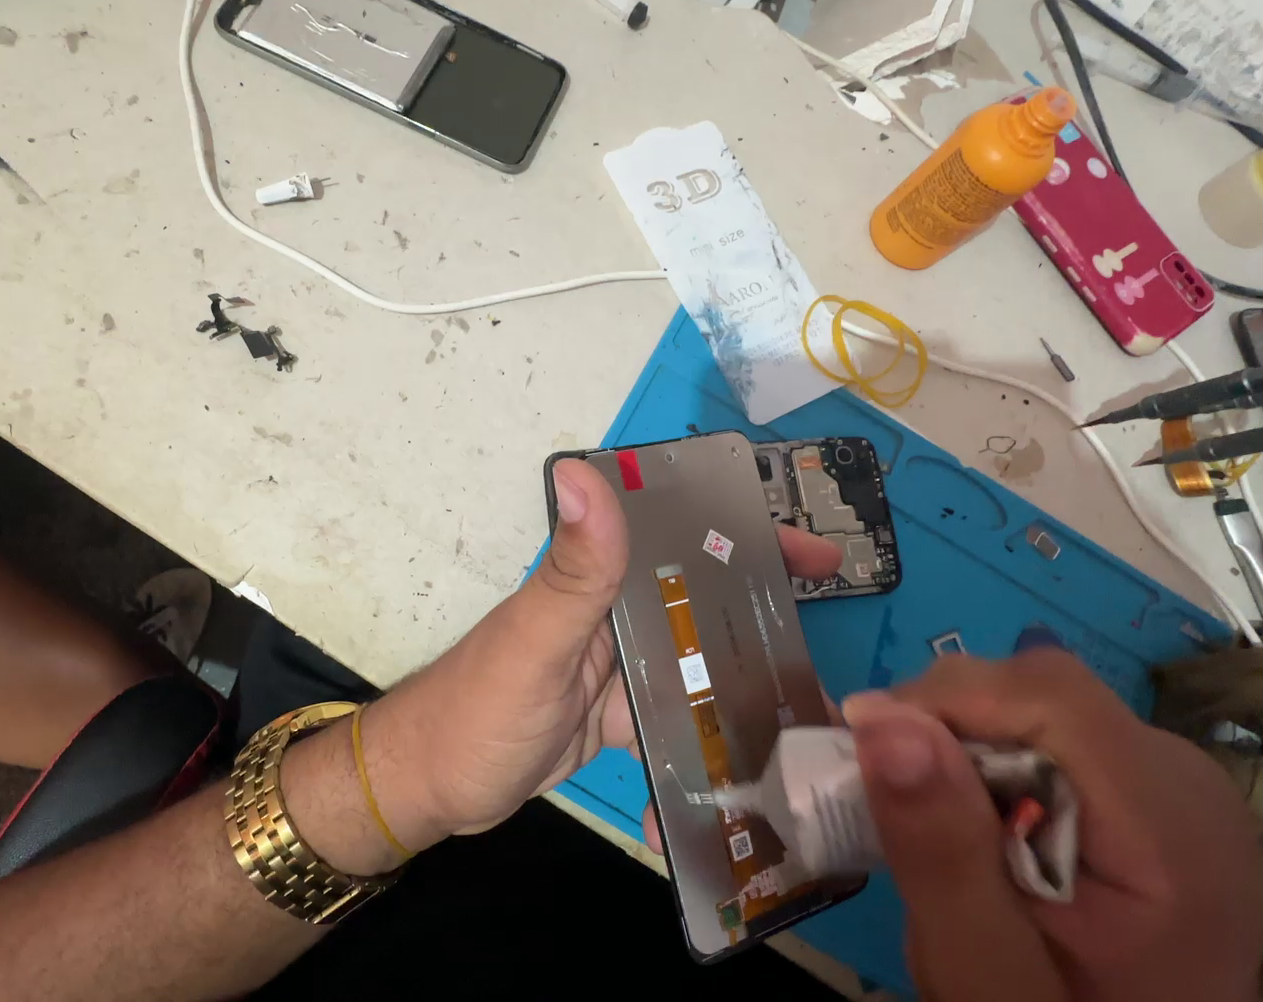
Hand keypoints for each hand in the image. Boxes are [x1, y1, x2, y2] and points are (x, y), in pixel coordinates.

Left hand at [371, 457, 842, 843]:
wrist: (432, 787)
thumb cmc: (475, 709)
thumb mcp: (533, 640)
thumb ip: (572, 569)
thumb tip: (583, 472)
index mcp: (598, 581)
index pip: (682, 538)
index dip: (748, 538)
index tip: (817, 557)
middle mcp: (616, 615)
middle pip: (706, 604)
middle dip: (769, 623)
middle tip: (831, 666)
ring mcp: (621, 669)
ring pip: (701, 667)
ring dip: (748, 690)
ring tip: (811, 730)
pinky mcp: (619, 718)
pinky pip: (676, 727)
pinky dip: (705, 751)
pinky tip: (739, 790)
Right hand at [847, 650, 1262, 1001]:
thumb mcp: (979, 968)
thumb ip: (940, 853)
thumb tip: (881, 721)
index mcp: (1171, 831)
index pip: (1045, 694)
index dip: (942, 700)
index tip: (865, 747)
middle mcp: (1185, 780)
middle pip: (1037, 689)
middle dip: (943, 721)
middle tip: (892, 796)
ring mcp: (1171, 776)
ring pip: (1033, 697)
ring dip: (957, 734)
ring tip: (930, 810)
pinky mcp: (1143, 779)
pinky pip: (1046, 722)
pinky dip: (985, 747)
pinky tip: (971, 805)